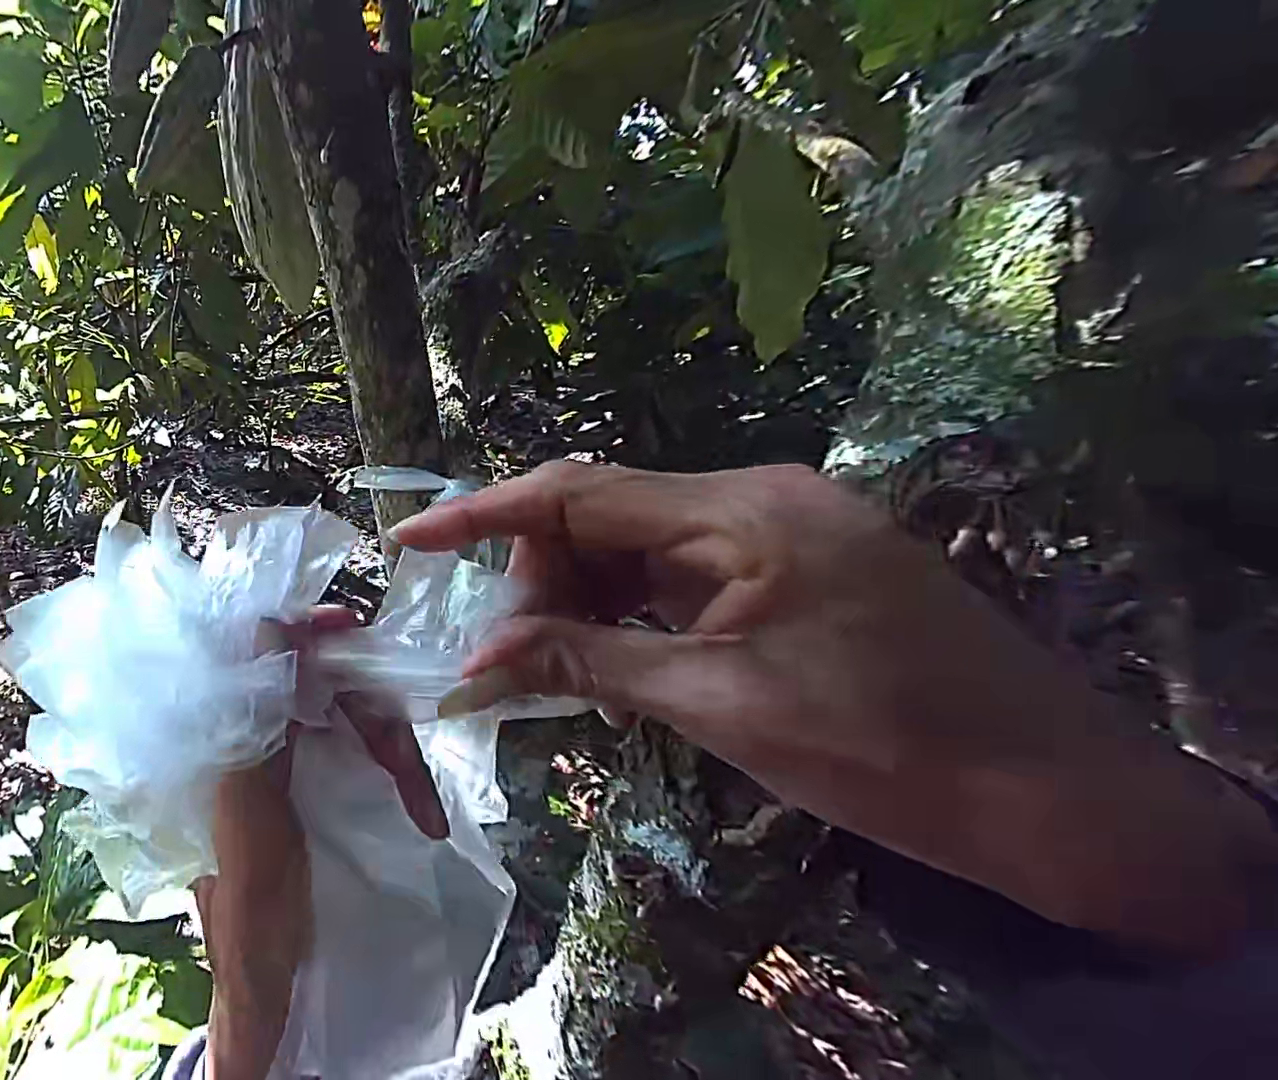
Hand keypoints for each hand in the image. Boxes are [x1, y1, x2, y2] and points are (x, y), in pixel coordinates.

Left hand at [193, 610, 450, 1078]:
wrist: (269, 980)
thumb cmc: (247, 902)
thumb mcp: (249, 812)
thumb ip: (255, 724)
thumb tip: (268, 624)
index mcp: (226, 730)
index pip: (266, 653)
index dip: (308, 634)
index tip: (350, 628)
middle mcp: (258, 730)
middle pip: (326, 687)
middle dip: (377, 722)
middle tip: (411, 777)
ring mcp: (294, 753)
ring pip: (355, 718)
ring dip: (398, 755)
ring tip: (427, 811)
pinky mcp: (321, 777)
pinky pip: (367, 751)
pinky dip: (399, 773)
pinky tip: (423, 809)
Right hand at [392, 461, 1276, 957]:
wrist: (1068, 804)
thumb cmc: (890, 751)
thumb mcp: (717, 705)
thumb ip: (585, 665)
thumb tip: (478, 660)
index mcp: (739, 513)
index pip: (576, 494)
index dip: (483, 514)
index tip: (411, 537)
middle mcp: (747, 499)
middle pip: (595, 520)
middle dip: (538, 586)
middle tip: (512, 659)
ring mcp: (764, 530)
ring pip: (625, 550)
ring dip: (578, 607)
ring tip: (564, 677)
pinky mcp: (775, 566)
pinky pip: (666, 576)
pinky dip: (622, 617)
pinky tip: (613, 669)